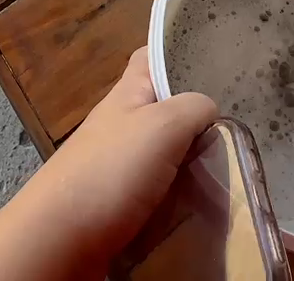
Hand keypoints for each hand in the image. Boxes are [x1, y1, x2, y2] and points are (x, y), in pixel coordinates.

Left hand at [21, 48, 218, 265]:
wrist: (60, 241)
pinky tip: (202, 199)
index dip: (177, 52)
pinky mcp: (122, 202)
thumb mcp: (163, 125)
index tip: (213, 59)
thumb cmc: (110, 169)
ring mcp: (120, 163)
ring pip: (167, 152)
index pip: (152, 57)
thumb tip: (209, 110)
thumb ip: (193, 108)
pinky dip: (180, 193)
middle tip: (233, 125)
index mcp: (129, 92)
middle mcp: (123, 122)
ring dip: (191, 159)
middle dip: (196, 116)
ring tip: (227, 164)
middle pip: (166, 108)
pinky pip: (160, 189)